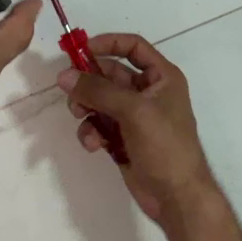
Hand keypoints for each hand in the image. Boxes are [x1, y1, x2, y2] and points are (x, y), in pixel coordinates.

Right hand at [57, 34, 217, 226]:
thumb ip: (98, 91)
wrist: (177, 197)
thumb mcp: (134, 111)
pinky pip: (99, 125)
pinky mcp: (122, 139)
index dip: (108, 43)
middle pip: (110, 74)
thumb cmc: (165, 145)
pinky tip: (93, 144)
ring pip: (100, 101)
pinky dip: (92, 131)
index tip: (79, 49)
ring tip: (80, 117)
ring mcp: (134, 117)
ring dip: (86, 107)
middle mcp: (148, 92)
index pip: (133, 46)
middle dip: (89, 81)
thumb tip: (64, 75)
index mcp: (162, 76)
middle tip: (68, 89)